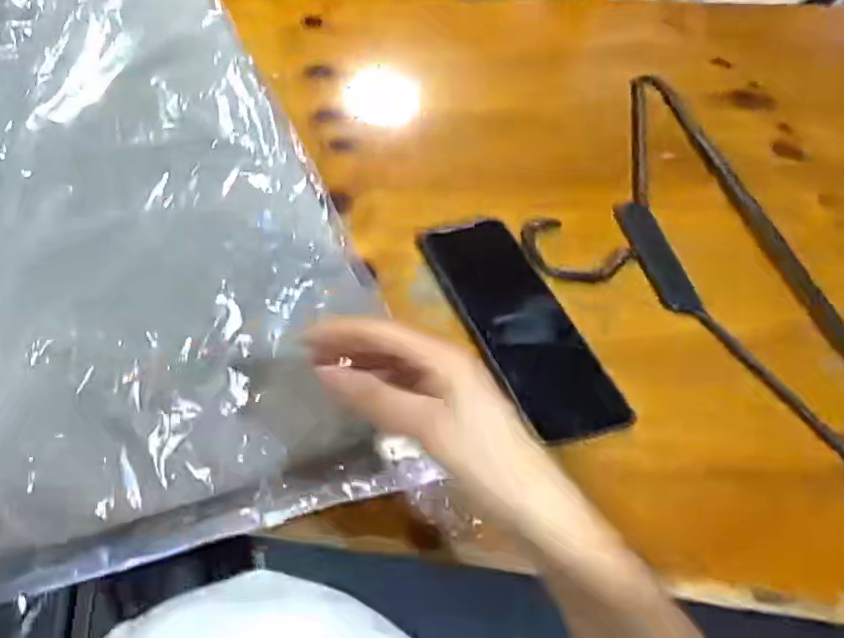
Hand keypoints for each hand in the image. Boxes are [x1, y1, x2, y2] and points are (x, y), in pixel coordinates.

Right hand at [303, 317, 618, 559]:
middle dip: (346, 342)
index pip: (380, 329)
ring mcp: (449, 383)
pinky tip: (358, 393)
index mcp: (441, 355)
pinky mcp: (450, 406)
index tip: (302, 336)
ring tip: (323, 368)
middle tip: (305, 351)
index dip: (339, 330)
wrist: (542, 513)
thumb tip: (322, 370)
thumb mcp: (424, 426)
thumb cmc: (484, 462)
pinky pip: (403, 382)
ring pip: (393, 361)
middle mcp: (444, 359)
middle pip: (386, 340)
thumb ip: (372, 396)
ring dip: (359, 362)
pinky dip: (376, 383)